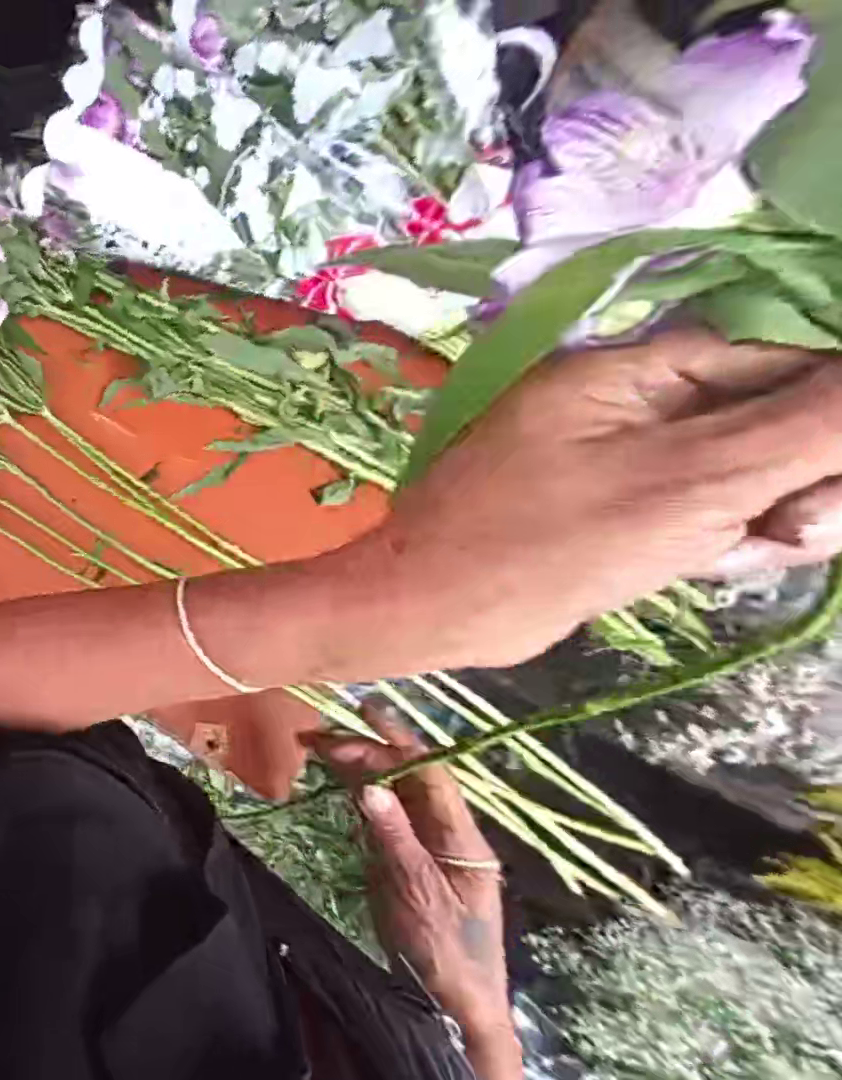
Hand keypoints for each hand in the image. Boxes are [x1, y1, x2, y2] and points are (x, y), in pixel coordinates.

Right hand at [314, 704, 520, 1079]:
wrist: (452, 997)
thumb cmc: (443, 946)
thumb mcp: (417, 892)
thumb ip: (394, 837)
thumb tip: (368, 786)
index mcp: (461, 837)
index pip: (430, 773)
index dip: (399, 738)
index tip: (363, 711)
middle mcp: (443, 829)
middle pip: (404, 774)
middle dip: (364, 748)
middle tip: (316, 736)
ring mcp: (422, 839)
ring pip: (387, 786)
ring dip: (353, 762)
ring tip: (313, 744)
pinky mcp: (401, 850)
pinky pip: (377, 806)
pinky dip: (351, 785)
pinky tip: (329, 772)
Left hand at [344, 328, 841, 671]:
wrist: (435, 610)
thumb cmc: (545, 543)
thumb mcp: (695, 478)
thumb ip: (819, 420)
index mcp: (615, 374)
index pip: (787, 358)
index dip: (838, 410)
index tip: (833, 476)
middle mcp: (608, 407)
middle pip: (777, 419)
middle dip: (809, 474)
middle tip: (795, 525)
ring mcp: (603, 460)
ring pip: (750, 472)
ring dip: (769, 515)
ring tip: (732, 549)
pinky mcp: (601, 509)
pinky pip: (700, 510)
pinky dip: (718, 538)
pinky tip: (696, 566)